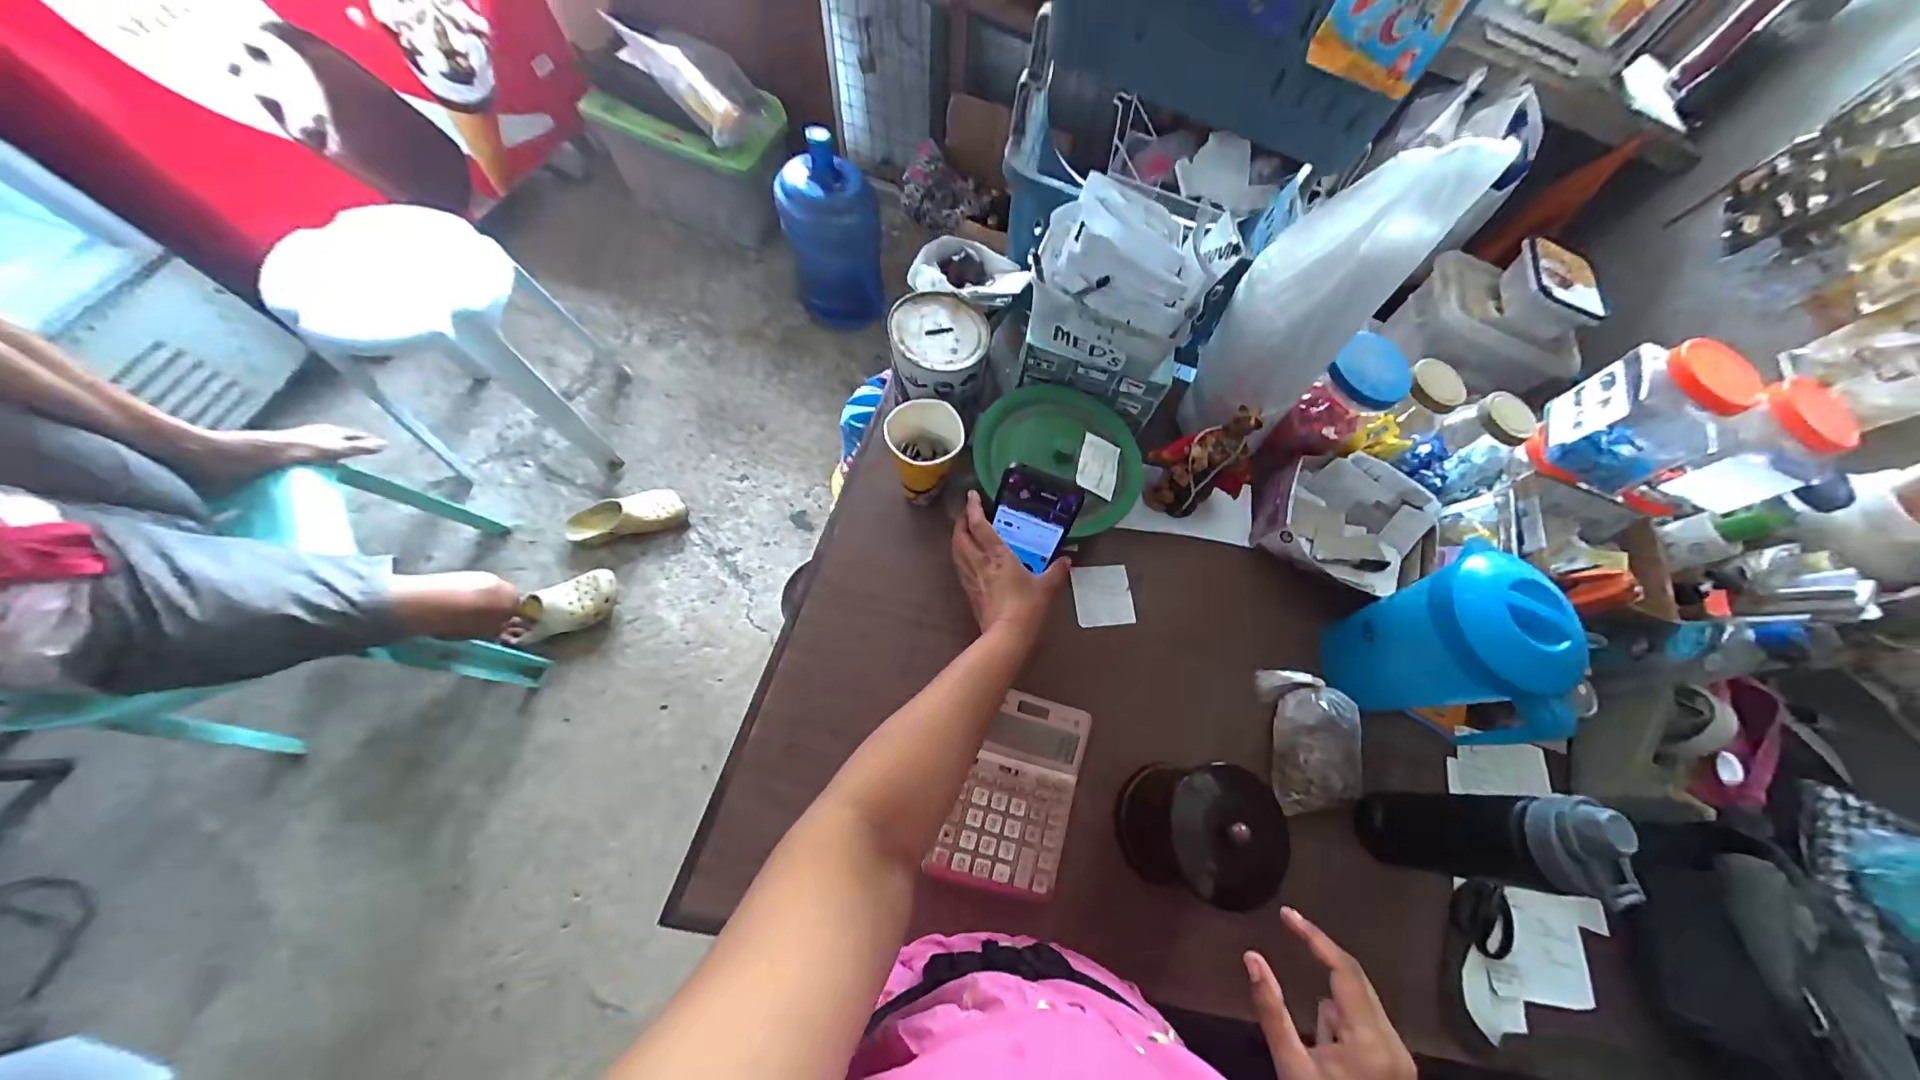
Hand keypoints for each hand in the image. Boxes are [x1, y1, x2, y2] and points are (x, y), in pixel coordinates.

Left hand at [951, 489, 1067, 641]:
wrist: (1007, 635)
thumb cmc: (1027, 607)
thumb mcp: (1048, 587)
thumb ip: (1057, 571)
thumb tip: (1066, 561)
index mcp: (997, 555)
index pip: (979, 525)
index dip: (974, 507)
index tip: (972, 495)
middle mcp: (979, 562)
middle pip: (960, 534)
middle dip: (961, 520)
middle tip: (967, 512)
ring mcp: (970, 577)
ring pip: (955, 550)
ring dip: (957, 536)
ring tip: (964, 530)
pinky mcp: (968, 591)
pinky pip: (959, 566)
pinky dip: (960, 554)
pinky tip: (968, 557)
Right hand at [1245, 907, 1415, 1079]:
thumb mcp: (1290, 1066)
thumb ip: (1271, 1008)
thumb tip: (1251, 957)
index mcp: (1371, 1041)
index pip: (1343, 969)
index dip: (1314, 937)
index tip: (1286, 915)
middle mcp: (1395, 1044)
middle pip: (1355, 980)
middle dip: (1321, 959)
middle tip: (1289, 929)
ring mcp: (1401, 1059)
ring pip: (1360, 1003)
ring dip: (1333, 999)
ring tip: (1313, 1040)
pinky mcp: (1399, 1069)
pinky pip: (1367, 1025)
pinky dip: (1343, 1022)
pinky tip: (1327, 1051)